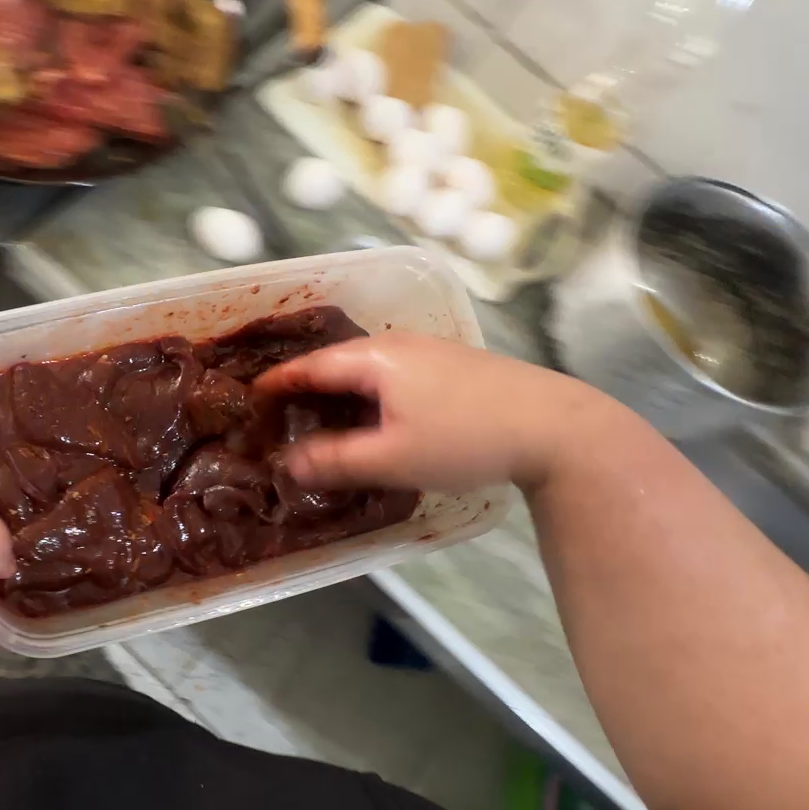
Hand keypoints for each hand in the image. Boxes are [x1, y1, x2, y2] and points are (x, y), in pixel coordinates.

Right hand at [253, 334, 627, 493]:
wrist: (559, 428)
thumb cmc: (464, 439)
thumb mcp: (391, 459)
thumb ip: (333, 461)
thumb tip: (284, 465)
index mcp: (374, 358)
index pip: (310, 366)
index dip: (276, 383)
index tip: (249, 398)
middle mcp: (397, 344)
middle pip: (336, 361)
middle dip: (304, 386)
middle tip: (278, 414)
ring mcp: (429, 351)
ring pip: (366, 368)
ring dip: (337, 390)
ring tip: (317, 416)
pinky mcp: (453, 366)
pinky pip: (390, 374)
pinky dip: (366, 392)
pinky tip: (371, 416)